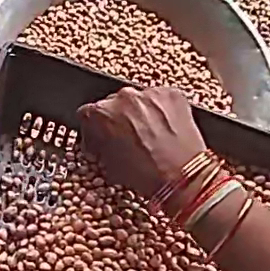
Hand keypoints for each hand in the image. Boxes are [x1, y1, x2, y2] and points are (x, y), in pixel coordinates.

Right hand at [77, 86, 207, 199]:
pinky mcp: (171, 94)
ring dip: (138, 113)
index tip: (98, 136)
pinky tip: (162, 129)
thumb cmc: (145, 174)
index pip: (87, 114)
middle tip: (126, 138)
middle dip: (116, 119)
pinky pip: (159, 99)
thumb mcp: (107, 164)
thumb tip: (99, 141)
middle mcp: (123, 98)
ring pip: (137, 100)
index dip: (92, 128)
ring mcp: (149, 93)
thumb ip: (98, 145)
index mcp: (101, 114)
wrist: (181, 177)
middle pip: (112, 103)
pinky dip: (159, 110)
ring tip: (147, 135)